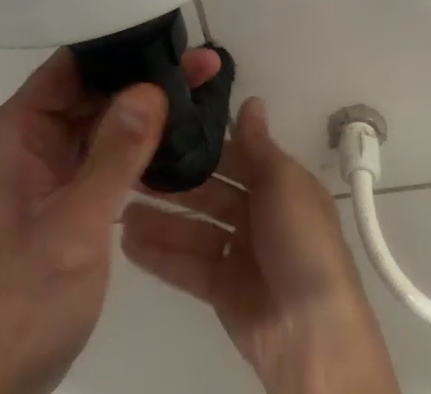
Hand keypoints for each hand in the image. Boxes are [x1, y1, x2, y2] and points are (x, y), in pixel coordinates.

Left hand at [0, 47, 221, 393]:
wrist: (6, 369)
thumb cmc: (31, 295)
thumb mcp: (77, 222)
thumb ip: (115, 153)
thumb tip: (153, 88)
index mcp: (15, 133)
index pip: (67, 70)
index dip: (117, 51)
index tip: (170, 38)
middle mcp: (29, 139)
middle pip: (89, 90)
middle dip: (143, 78)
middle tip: (203, 65)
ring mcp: (48, 165)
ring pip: (101, 119)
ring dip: (146, 108)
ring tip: (202, 88)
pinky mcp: (66, 190)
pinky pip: (104, 150)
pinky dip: (138, 141)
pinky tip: (179, 134)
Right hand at [121, 98, 400, 393]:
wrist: (311, 328)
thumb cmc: (302, 244)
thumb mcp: (285, 184)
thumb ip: (258, 146)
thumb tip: (251, 102)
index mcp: (282, 186)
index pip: (237, 158)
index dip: (203, 147)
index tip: (164, 132)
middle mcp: (262, 216)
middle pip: (211, 194)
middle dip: (175, 185)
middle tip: (131, 172)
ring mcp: (241, 254)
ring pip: (195, 230)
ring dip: (160, 221)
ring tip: (119, 210)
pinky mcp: (223, 289)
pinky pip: (188, 266)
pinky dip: (161, 256)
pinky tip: (128, 244)